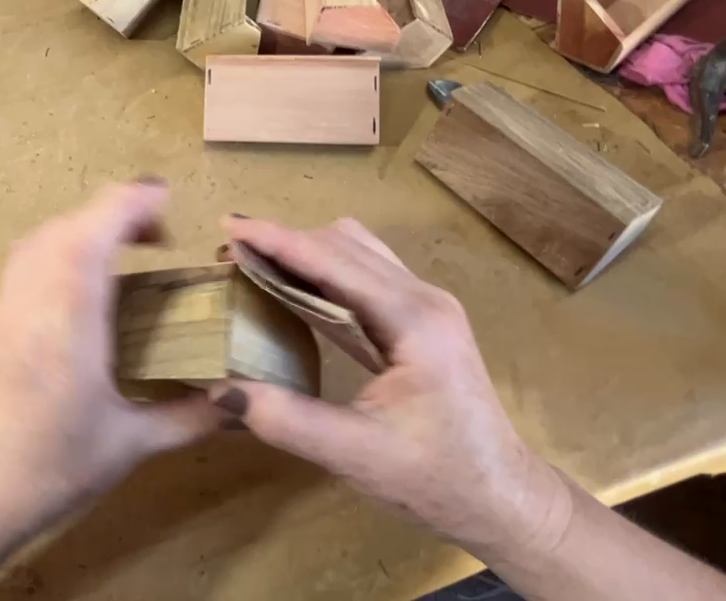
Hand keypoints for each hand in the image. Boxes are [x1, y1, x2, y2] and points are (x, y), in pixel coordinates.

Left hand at [0, 181, 223, 582]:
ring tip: (125, 250)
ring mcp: (10, 297)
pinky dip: (62, 244)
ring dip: (88, 225)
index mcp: (73, 303)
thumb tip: (238, 402)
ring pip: (48, 232)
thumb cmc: (48, 464)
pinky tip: (80, 281)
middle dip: (120, 211)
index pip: (103, 220)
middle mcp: (37, 286)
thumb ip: (187, 417)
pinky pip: (31, 254)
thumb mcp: (127, 443)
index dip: (138, 200)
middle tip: (161, 238)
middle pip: (76, 218)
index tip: (172, 203)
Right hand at [210, 216, 573, 558]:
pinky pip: (364, 271)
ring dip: (305, 250)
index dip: (278, 240)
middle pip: (343, 243)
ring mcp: (426, 303)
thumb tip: (219, 388)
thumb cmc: (439, 480)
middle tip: (232, 255)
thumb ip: (287, 420)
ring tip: (257, 264)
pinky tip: (295, 288)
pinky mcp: (421, 316)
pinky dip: (323, 268)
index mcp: (413, 320)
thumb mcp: (356, 456)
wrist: (506, 500)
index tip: (230, 225)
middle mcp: (422, 297)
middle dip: (284, 241)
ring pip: (356, 249)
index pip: (333, 261)